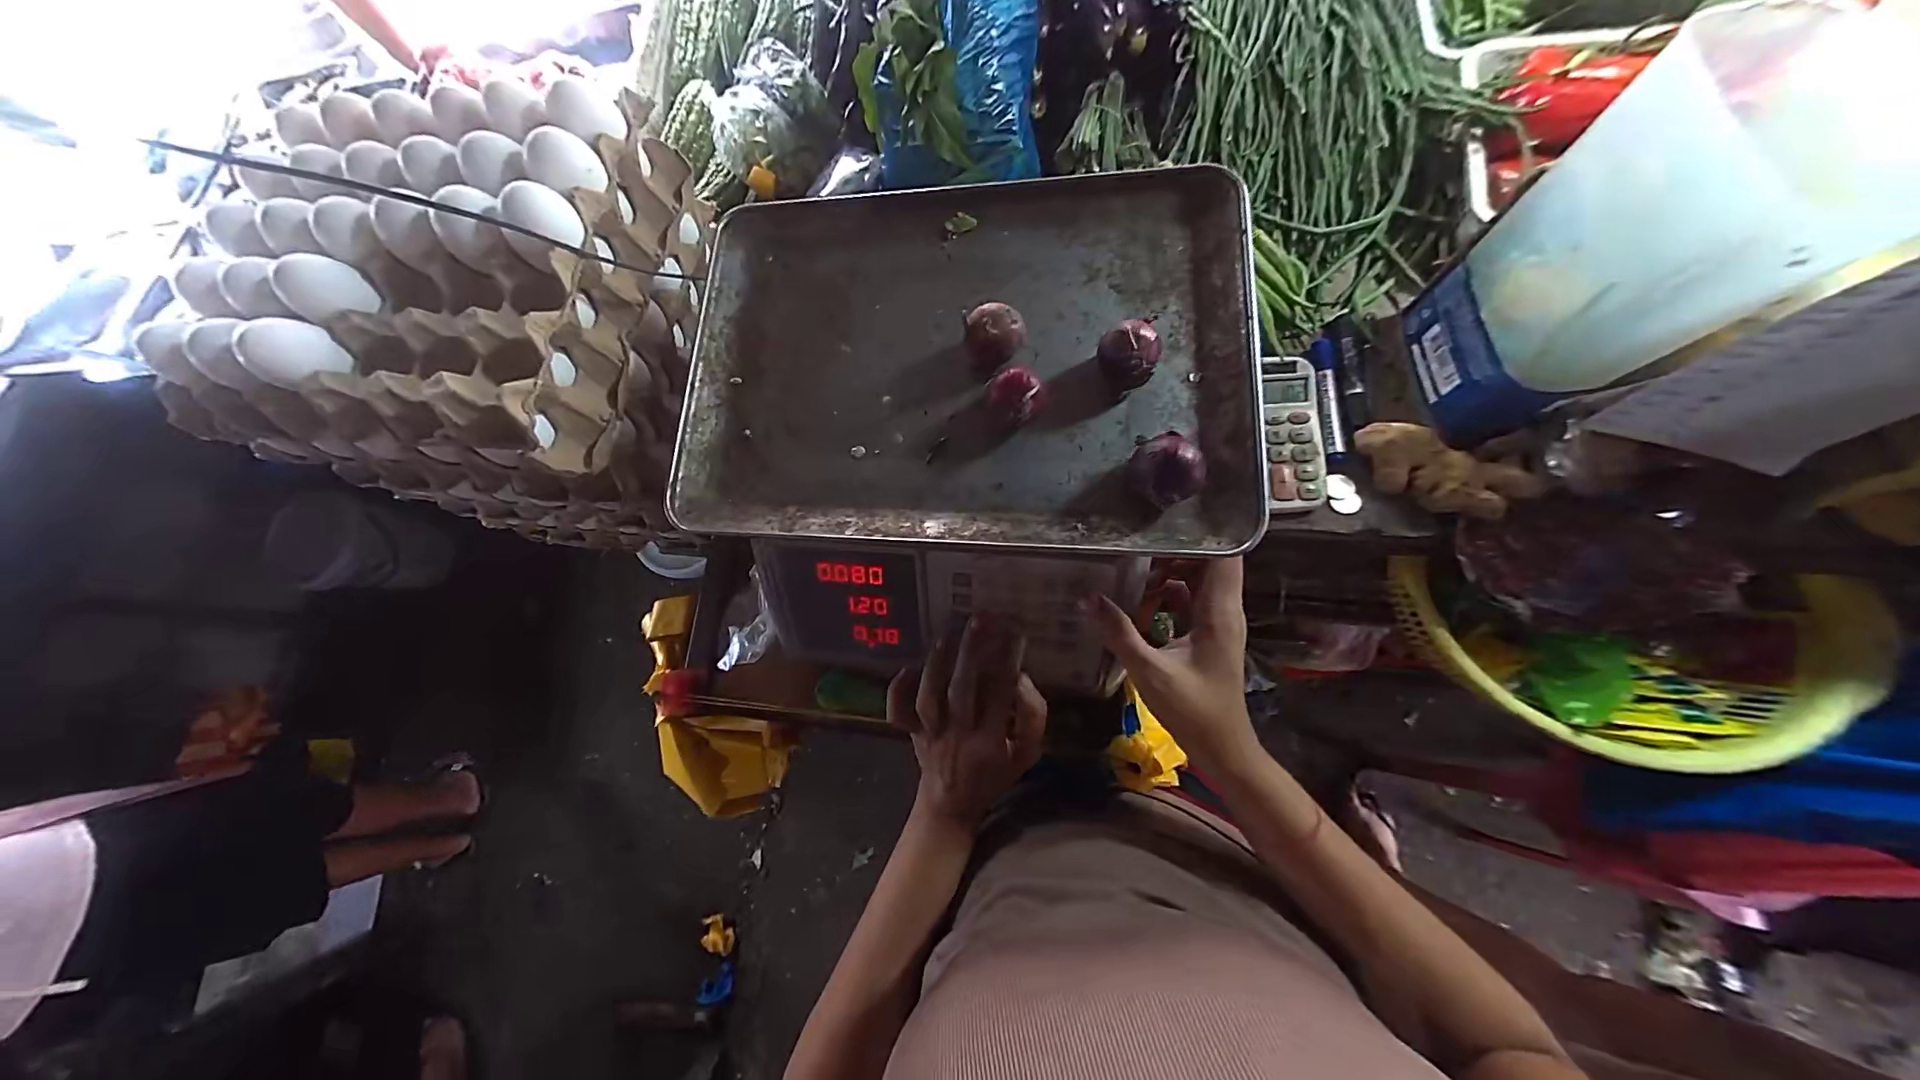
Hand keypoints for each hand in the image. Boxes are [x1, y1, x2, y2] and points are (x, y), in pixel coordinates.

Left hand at [887, 616, 1046, 827]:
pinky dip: (898, 689)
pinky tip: (908, 667)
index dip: (1009, 660)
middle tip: (982, 619)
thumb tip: (1021, 680)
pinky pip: (898, 712)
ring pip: (929, 696)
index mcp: (990, 742)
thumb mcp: (1027, 756)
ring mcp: (929, 732)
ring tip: (950, 634)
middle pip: (962, 689)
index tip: (1015, 632)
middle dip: (972, 652)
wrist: (950, 806)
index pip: (1001, 693)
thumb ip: (1032, 719)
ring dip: (938, 664)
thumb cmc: (995, 775)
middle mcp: (957, 735)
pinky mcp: (910, 731)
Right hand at [1086, 556, 1256, 765]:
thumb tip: (1087, 598)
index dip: (1200, 536)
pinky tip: (1141, 608)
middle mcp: (1225, 610)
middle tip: (1137, 553)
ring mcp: (1218, 623)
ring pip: (1198, 581)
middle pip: (1208, 562)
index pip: (1224, 555)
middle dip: (1174, 554)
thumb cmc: (1193, 710)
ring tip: (1134, 580)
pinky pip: (1190, 601)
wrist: (1222, 748)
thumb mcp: (1149, 671)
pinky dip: (1168, 597)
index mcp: (1220, 612)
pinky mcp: (1209, 635)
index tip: (1162, 528)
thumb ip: (1119, 633)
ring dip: (1169, 576)